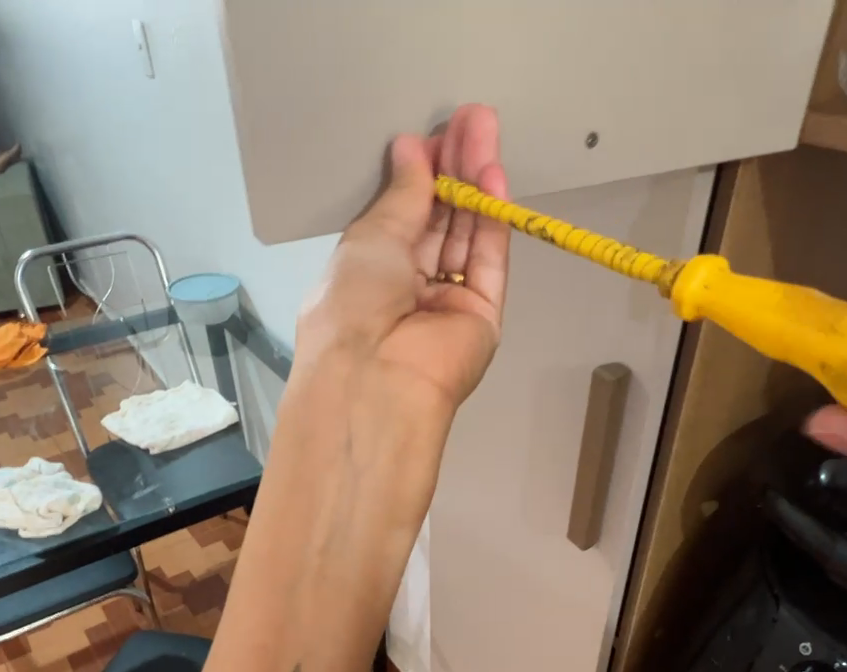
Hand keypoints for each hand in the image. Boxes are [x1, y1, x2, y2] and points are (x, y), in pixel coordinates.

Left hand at [296, 103, 508, 415]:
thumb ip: (402, 195)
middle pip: (440, 222)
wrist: (376, 379)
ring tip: (485, 129)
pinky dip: (492, 220)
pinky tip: (494, 175)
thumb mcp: (369, 238)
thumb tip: (413, 150)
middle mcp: (409, 289)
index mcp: (370, 274)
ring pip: (467, 236)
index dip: (421, 174)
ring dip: (477, 183)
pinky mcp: (483, 316)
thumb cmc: (353, 304)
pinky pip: (488, 261)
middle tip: (472, 117)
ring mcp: (448, 304)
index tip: (435, 133)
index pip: (404, 217)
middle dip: (454, 169)